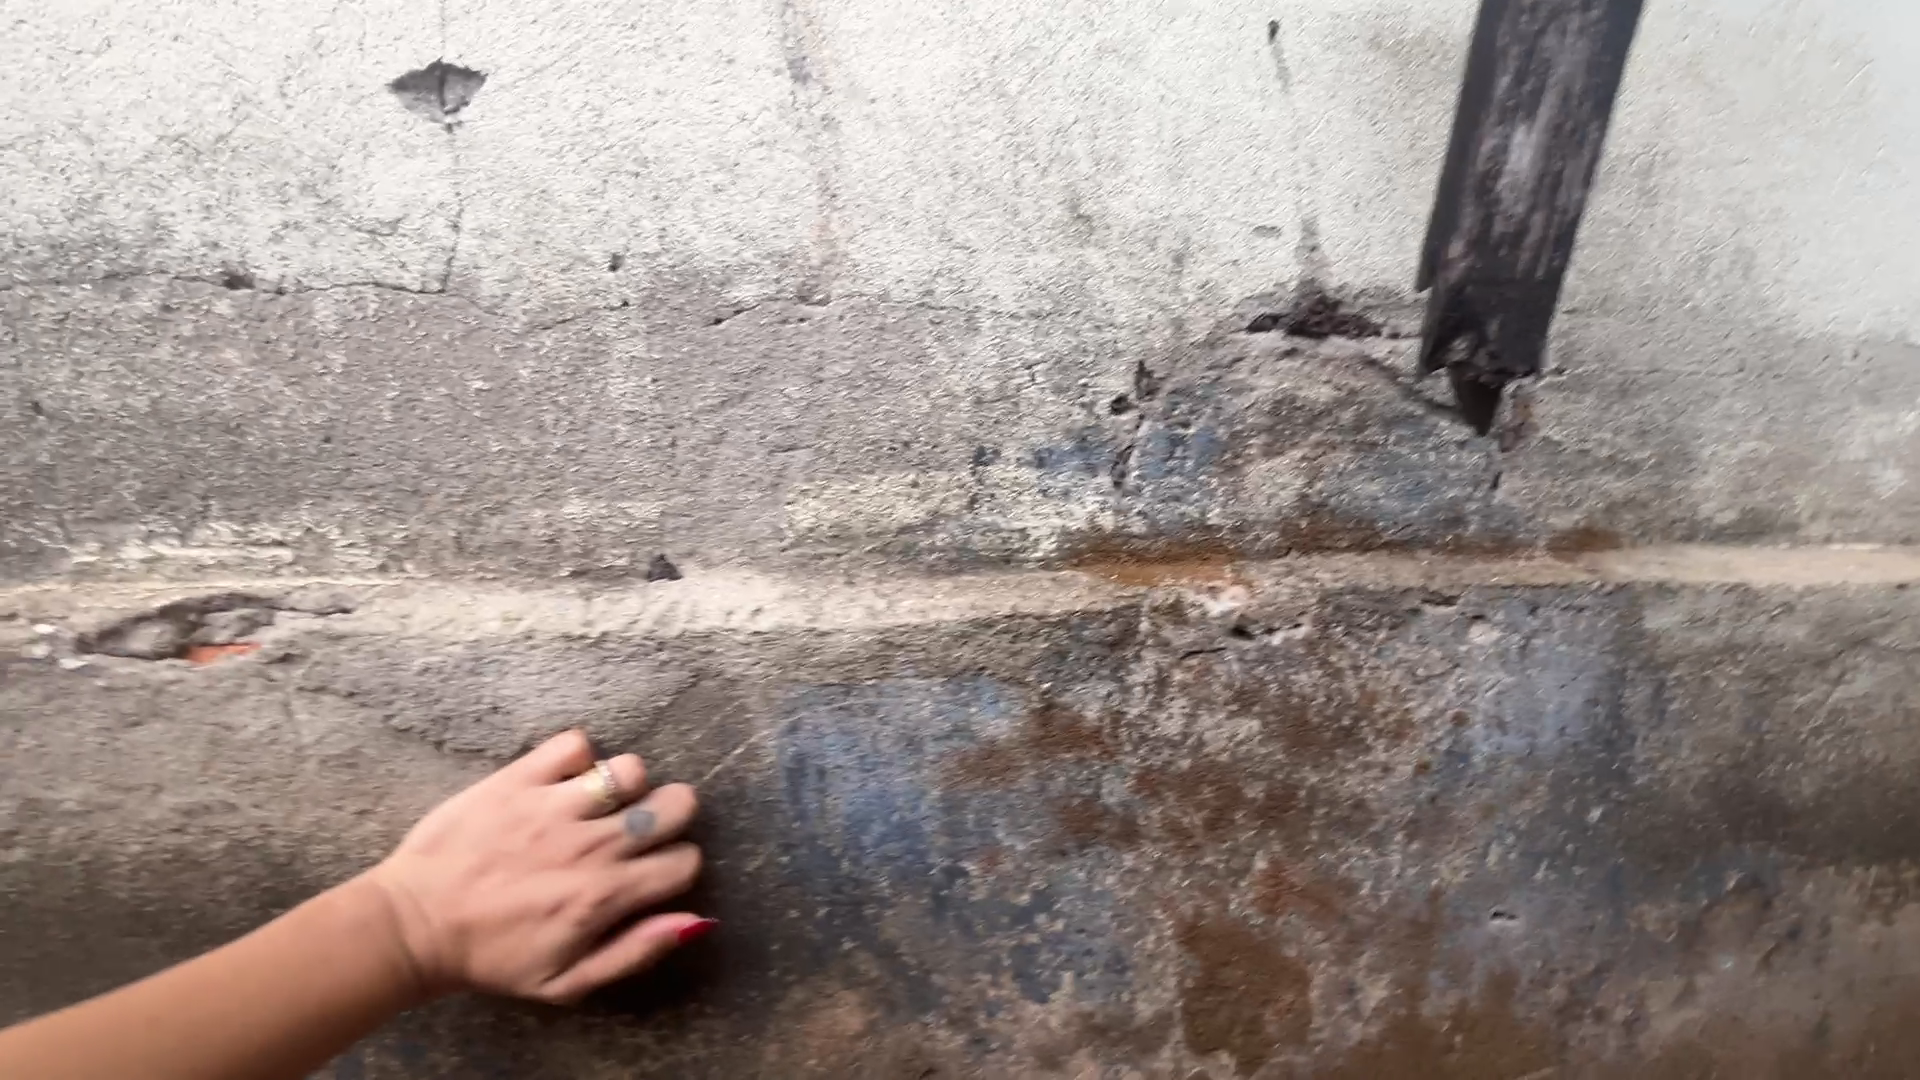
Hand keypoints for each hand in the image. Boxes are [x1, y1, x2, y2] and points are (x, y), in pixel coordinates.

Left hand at [360, 730, 709, 1003]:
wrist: (407, 927)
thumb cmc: (491, 956)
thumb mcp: (564, 982)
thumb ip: (636, 952)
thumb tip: (699, 920)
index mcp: (604, 896)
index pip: (686, 860)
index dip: (675, 866)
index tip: (650, 871)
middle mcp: (591, 846)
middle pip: (677, 802)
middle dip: (670, 814)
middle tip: (638, 828)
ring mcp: (555, 806)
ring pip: (632, 769)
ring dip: (624, 785)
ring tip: (599, 803)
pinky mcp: (521, 778)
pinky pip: (576, 743)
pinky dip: (576, 757)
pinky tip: (562, 780)